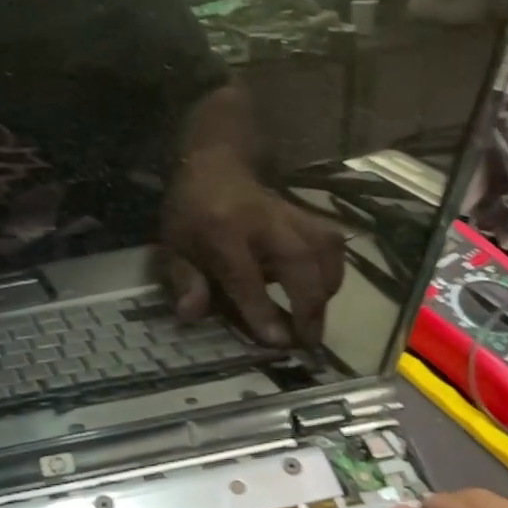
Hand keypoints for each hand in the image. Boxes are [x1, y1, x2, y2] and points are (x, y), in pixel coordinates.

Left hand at [160, 154, 344, 346]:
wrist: (214, 165)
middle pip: (298, 261)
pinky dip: (334, 268)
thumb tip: (192, 313)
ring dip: (326, 288)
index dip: (262, 310)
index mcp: (221, 230)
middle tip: (309, 341)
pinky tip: (324, 291)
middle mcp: (262, 221)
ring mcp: (289, 213)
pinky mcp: (307, 212)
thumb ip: (185, 280)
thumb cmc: (191, 213)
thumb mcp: (173, 246)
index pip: (246, 275)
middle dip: (308, 304)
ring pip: (323, 248)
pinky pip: (331, 240)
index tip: (277, 341)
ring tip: (318, 321)